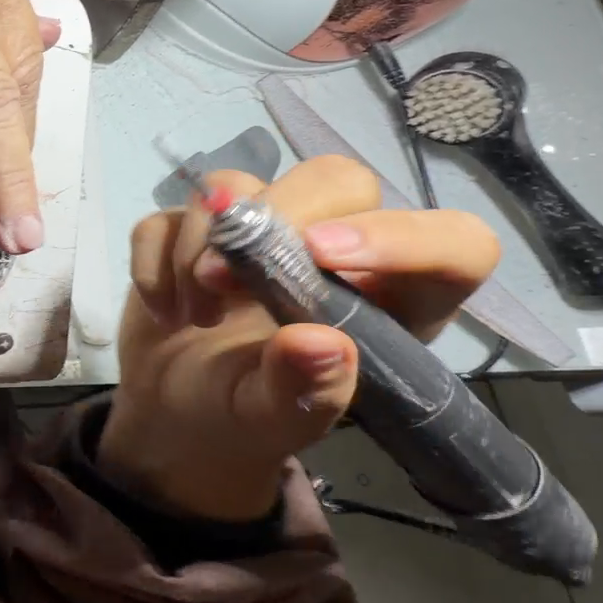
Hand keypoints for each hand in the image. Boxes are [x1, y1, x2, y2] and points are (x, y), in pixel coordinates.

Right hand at [98, 156, 501, 521]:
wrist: (168, 409)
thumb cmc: (241, 417)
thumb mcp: (275, 421)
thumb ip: (304, 389)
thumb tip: (322, 342)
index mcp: (391, 298)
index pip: (450, 241)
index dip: (397, 234)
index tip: (318, 253)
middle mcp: (331, 248)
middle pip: (335, 180)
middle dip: (272, 216)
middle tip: (218, 279)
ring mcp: (252, 229)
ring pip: (238, 185)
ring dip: (196, 248)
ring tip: (191, 317)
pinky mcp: (186, 226)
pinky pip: (167, 215)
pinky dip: (152, 263)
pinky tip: (163, 308)